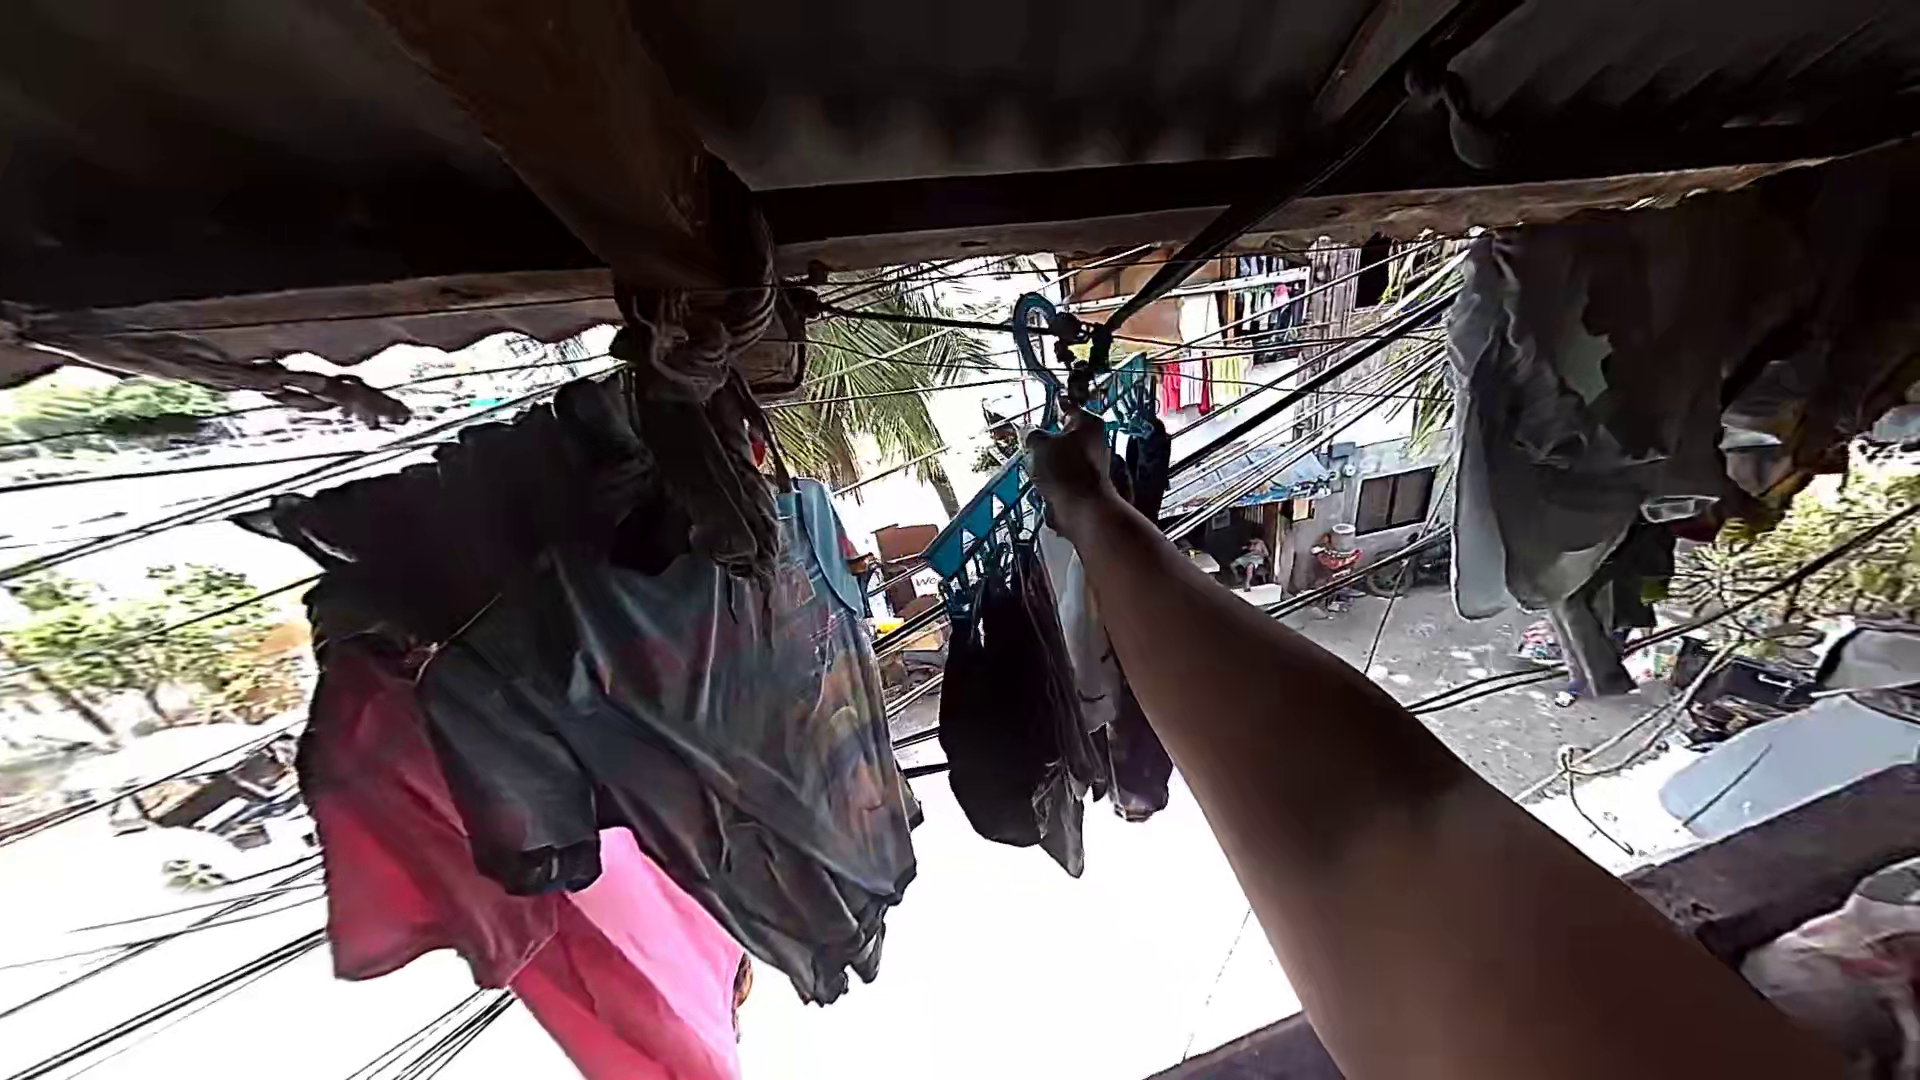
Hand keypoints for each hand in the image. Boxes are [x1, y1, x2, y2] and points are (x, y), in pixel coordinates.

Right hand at [1026, 404, 1119, 542]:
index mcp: (1088, 423)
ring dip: (1049, 459)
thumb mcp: (1039, 445)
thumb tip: (1027, 431)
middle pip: (1067, 434)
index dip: (1057, 405)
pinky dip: (1055, 476)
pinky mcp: (1088, 483)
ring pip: (1065, 455)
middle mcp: (1095, 441)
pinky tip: (1044, 482)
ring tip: (1035, 465)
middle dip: (1049, 438)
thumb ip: (1031, 434)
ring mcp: (1093, 463)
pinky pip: (1066, 473)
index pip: (1070, 407)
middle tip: (1032, 441)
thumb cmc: (1063, 469)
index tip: (1050, 404)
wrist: (1082, 508)